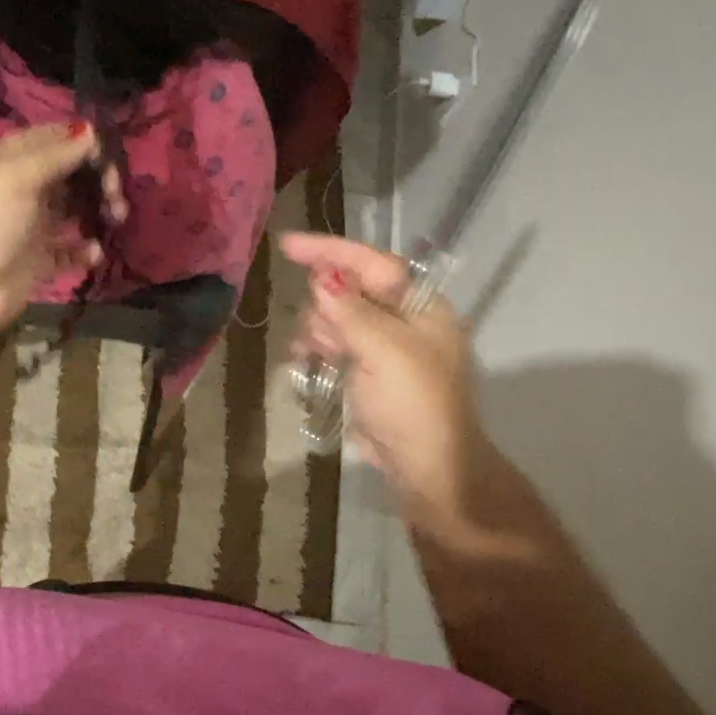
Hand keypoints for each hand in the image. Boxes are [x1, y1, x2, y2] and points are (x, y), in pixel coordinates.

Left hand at [0, 123, 126, 331]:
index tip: (109, 160)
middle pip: (69, 174)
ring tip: (115, 220)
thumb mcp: (13, 176)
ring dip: (98, 211)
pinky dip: (86, 250)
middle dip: (97, 180)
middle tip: (116, 197)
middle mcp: (19, 188)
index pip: (54, 139)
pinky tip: (94, 253)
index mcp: (6, 159)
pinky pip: (70, 251)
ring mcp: (29, 227)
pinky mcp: (37, 263)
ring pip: (74, 210)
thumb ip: (54, 153)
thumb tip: (90, 130)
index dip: (85, 144)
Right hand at [280, 232, 500, 541]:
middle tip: (321, 336)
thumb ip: (352, 312)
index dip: (330, 252)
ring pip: (339, 318)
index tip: (287, 246)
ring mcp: (386, 349)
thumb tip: (322, 281)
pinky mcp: (370, 375)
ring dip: (319, 328)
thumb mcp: (385, 352)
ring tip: (312, 353)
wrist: (428, 468)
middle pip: (351, 289)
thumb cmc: (414, 405)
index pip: (373, 264)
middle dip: (326, 303)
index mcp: (421, 306)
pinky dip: (320, 348)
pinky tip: (307, 359)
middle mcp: (405, 320)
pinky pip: (337, 346)